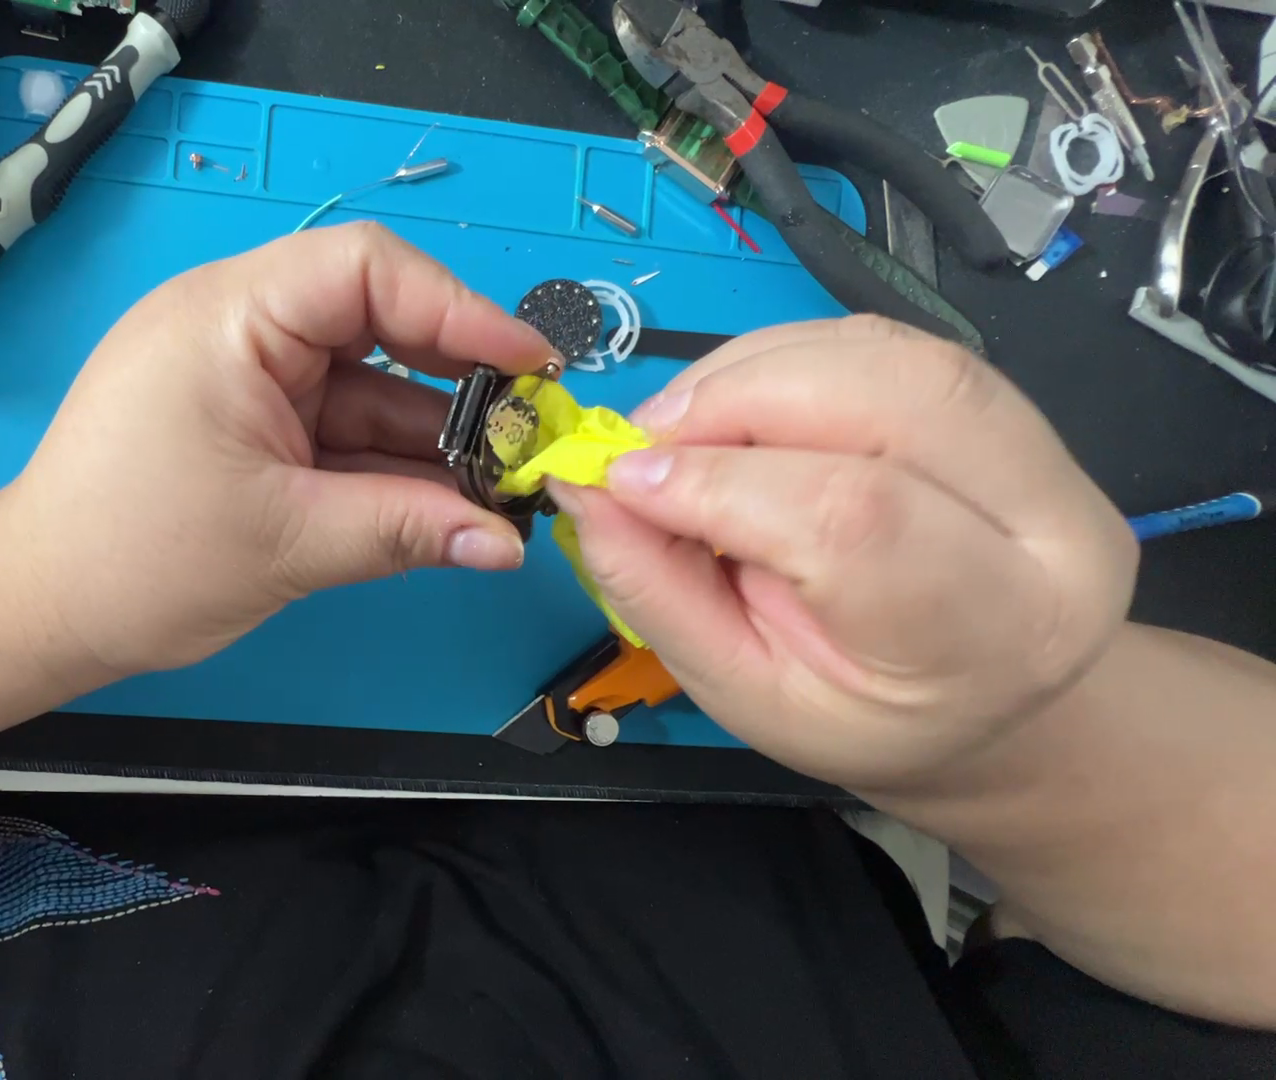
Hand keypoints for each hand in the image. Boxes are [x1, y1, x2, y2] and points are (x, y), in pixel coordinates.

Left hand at [0, 224, 559, 680]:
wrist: (44, 611)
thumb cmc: (137, 564)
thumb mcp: (286, 543)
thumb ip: (405, 532)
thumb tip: (506, 545)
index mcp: (228, 319)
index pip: (362, 270)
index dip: (457, 309)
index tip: (528, 366)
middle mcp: (239, 330)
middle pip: (375, 327)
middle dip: (455, 383)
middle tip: (524, 435)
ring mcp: (248, 382)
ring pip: (364, 391)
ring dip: (430, 440)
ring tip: (502, 487)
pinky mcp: (254, 429)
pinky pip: (338, 433)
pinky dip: (390, 467)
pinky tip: (448, 504)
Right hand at [550, 317, 1138, 791]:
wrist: (974, 697)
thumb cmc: (846, 710)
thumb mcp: (733, 683)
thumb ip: (653, 587)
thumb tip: (581, 486)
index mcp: (986, 631)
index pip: (854, 518)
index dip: (716, 484)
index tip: (618, 483)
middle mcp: (1044, 519)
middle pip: (889, 394)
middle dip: (732, 399)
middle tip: (643, 443)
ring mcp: (1037, 445)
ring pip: (880, 350)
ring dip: (743, 370)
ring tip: (675, 426)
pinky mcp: (996, 401)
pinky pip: (871, 342)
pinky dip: (769, 358)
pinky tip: (723, 407)